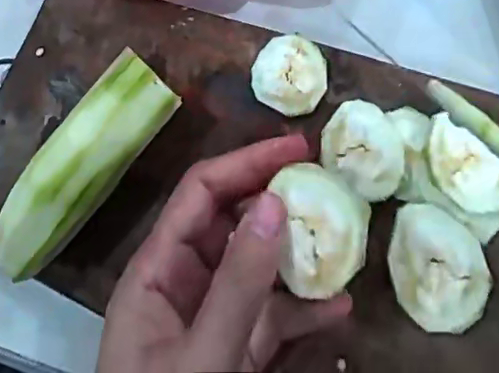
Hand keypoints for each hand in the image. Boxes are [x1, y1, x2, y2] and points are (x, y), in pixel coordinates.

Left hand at [97, 135, 352, 371]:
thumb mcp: (201, 358)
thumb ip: (238, 284)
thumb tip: (274, 202)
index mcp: (156, 270)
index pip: (202, 192)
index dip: (247, 161)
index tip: (297, 147)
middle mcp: (180, 284)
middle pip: (230, 222)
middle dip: (277, 203)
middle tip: (327, 188)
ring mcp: (207, 321)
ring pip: (255, 269)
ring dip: (296, 257)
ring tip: (341, 242)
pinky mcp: (231, 356)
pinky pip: (269, 319)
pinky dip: (303, 311)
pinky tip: (340, 310)